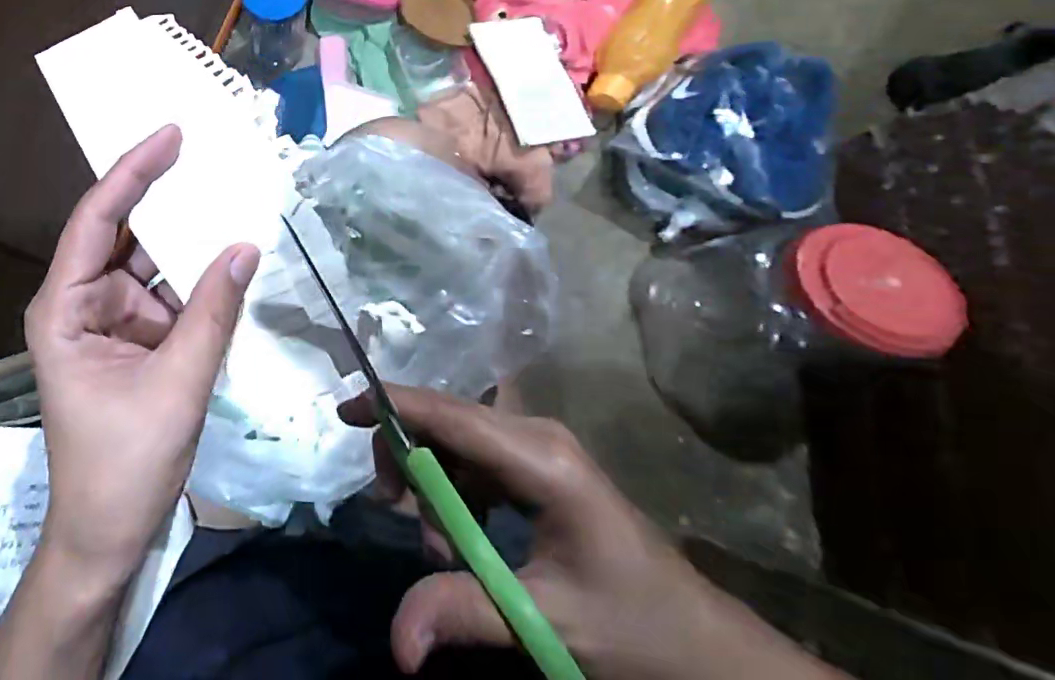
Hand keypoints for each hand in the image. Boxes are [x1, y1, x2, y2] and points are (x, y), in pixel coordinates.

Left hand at [25, 124, 259, 579]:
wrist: (108, 535)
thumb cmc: (123, 466)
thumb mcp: (175, 386)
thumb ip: (212, 313)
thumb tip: (247, 246)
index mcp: (64, 307)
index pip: (96, 221)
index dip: (132, 174)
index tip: (170, 135)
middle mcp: (81, 302)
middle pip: (122, 231)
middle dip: (161, 192)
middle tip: (204, 147)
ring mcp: (110, 319)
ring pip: (150, 260)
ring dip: (186, 233)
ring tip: (228, 189)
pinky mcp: (136, 338)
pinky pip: (167, 292)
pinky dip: (196, 273)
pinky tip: (228, 247)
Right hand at [339, 385, 846, 679]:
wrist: (710, 650)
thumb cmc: (638, 630)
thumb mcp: (545, 621)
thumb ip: (462, 613)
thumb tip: (396, 642)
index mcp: (541, 459)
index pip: (450, 414)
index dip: (393, 405)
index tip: (343, 409)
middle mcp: (536, 436)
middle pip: (445, 421)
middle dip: (408, 460)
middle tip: (393, 511)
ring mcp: (538, 448)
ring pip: (454, 442)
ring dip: (430, 486)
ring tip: (435, 546)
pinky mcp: (537, 466)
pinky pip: (472, 462)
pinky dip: (452, 494)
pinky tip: (459, 540)